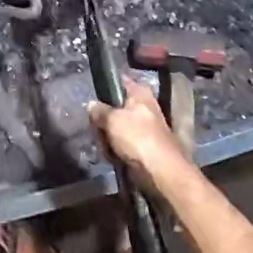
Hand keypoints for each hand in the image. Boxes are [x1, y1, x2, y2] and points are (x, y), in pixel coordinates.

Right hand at [87, 75, 191, 190]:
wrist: (161, 170)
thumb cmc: (136, 136)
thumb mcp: (111, 119)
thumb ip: (98, 110)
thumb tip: (91, 106)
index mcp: (140, 93)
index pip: (119, 81)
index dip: (105, 87)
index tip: (94, 98)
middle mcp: (144, 106)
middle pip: (115, 107)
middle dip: (104, 119)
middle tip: (97, 127)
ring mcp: (144, 127)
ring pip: (117, 127)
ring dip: (108, 137)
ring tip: (105, 145)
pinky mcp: (144, 145)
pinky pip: (123, 143)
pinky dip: (116, 149)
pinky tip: (113, 155)